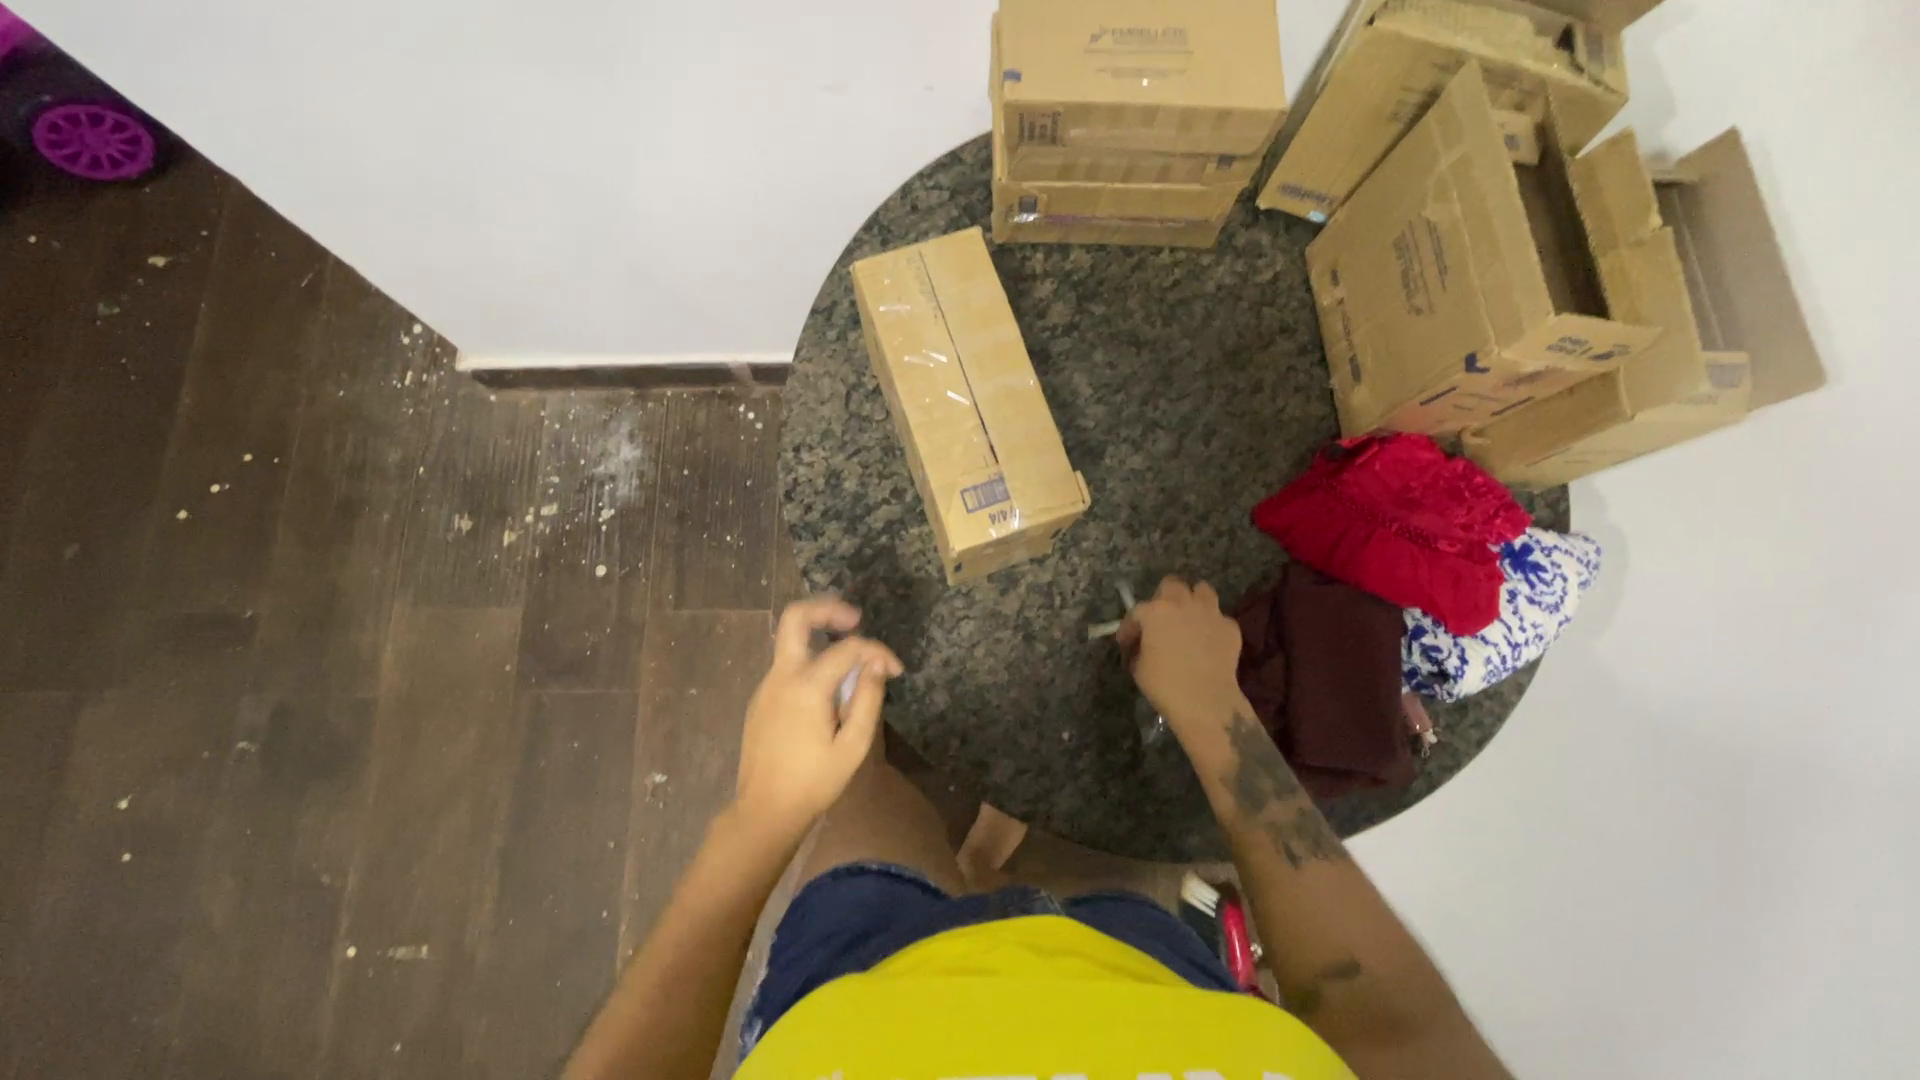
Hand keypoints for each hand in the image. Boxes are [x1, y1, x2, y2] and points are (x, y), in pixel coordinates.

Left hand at [733, 597, 902, 835]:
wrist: (764, 811)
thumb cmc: (814, 783)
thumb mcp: (853, 746)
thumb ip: (868, 699)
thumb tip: (877, 665)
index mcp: (806, 687)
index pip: (848, 649)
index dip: (877, 651)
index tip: (895, 670)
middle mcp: (781, 676)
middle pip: (796, 618)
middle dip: (828, 609)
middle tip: (855, 619)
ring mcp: (766, 686)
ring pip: (791, 642)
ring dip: (820, 638)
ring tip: (851, 666)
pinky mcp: (761, 699)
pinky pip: (788, 666)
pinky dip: (811, 663)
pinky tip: (830, 692)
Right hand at [1118, 576, 1245, 755]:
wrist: (1205, 700)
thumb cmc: (1164, 684)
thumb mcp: (1138, 667)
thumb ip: (1140, 648)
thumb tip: (1144, 647)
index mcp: (1156, 611)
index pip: (1136, 612)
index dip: (1129, 627)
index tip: (1127, 642)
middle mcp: (1183, 603)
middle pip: (1172, 584)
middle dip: (1164, 597)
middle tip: (1161, 618)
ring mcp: (1210, 612)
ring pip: (1202, 590)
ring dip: (1193, 601)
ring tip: (1189, 618)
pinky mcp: (1230, 627)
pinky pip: (1219, 619)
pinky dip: (1212, 627)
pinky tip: (1208, 642)